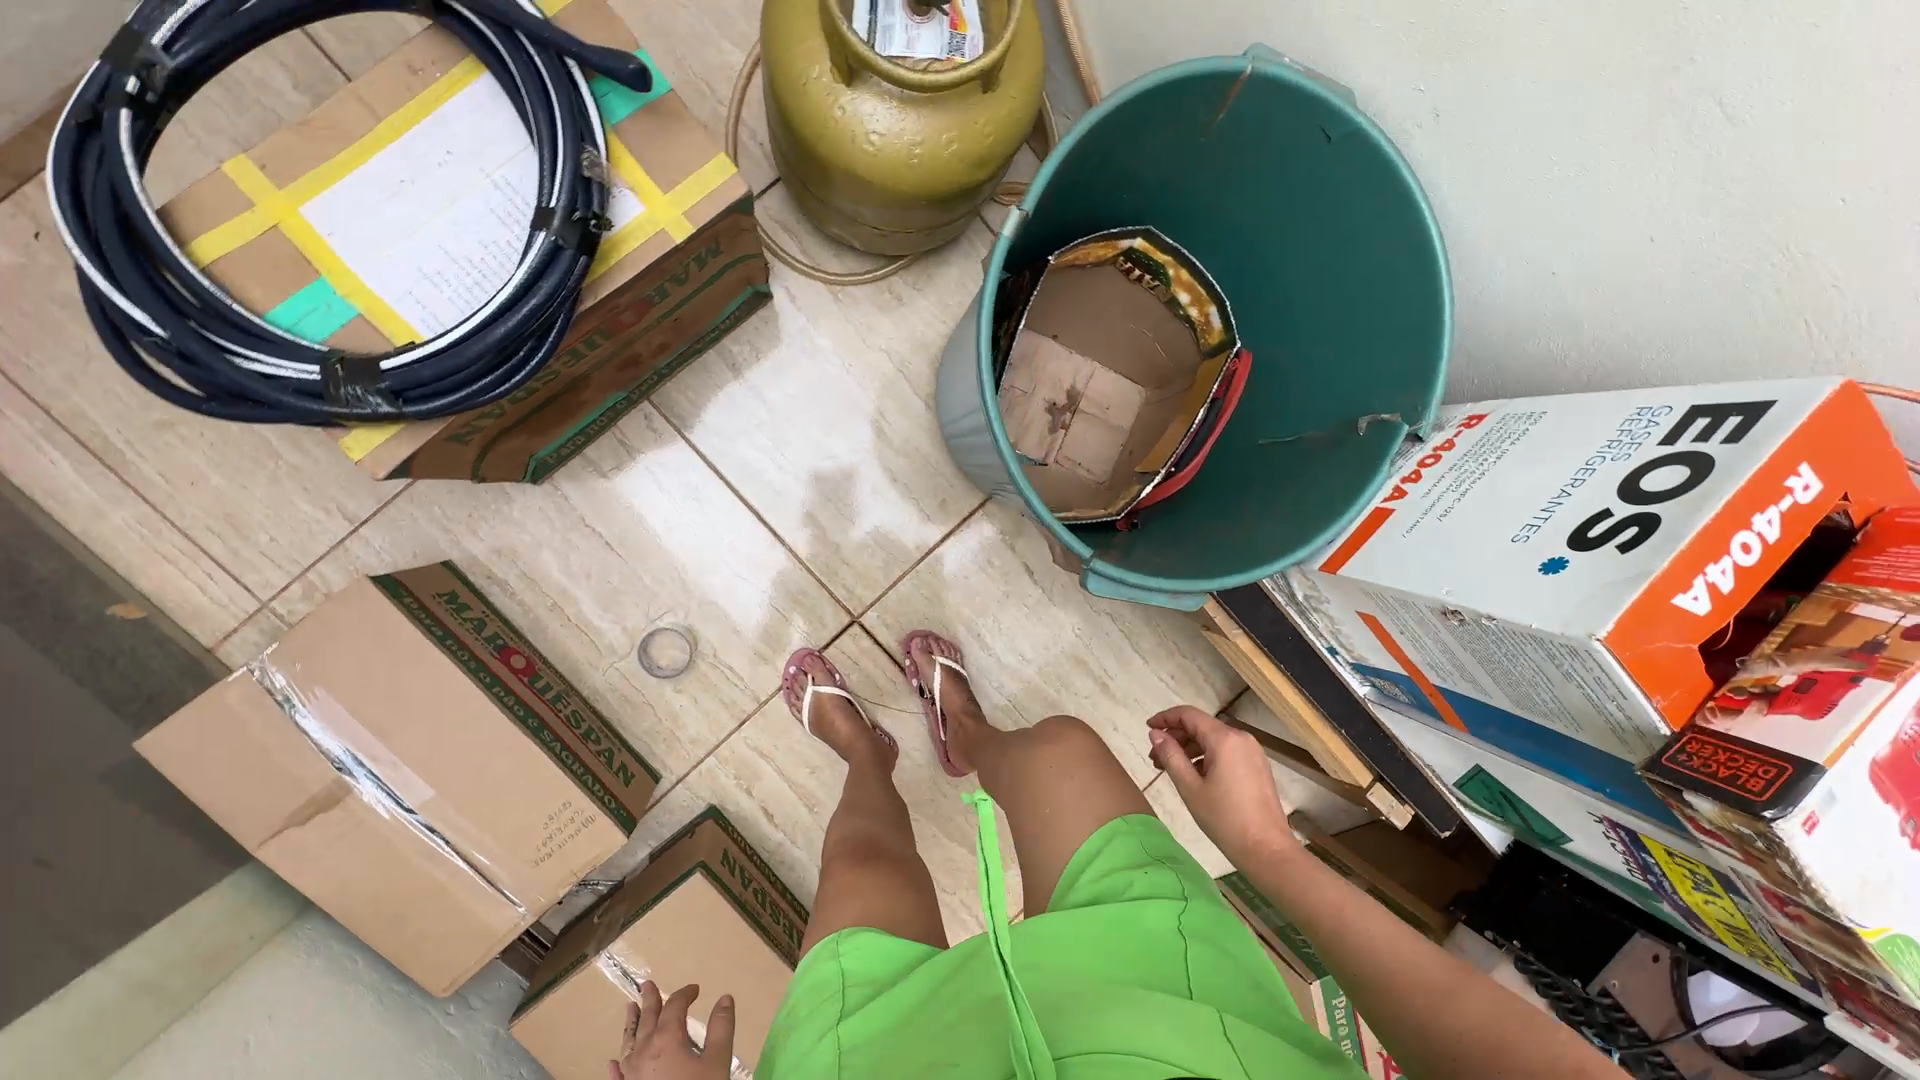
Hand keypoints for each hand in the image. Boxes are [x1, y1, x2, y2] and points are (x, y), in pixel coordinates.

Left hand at [608, 981, 734, 1079]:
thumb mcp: (718, 1062)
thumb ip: (721, 1027)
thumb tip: (725, 998)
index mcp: (667, 1039)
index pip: (675, 1006)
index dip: (685, 994)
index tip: (696, 989)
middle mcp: (644, 1052)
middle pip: (647, 1020)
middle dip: (650, 1001)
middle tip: (647, 984)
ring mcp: (630, 1076)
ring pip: (629, 1043)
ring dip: (630, 1025)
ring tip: (628, 1009)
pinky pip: (617, 1077)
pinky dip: (616, 1066)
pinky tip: (612, 1062)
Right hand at [1148, 705, 1298, 867]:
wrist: (1266, 849)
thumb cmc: (1224, 818)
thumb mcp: (1190, 787)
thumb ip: (1170, 756)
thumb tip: (1156, 734)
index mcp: (1224, 739)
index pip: (1188, 715)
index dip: (1165, 718)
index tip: (1148, 729)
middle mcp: (1241, 738)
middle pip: (1201, 726)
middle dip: (1176, 738)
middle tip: (1155, 758)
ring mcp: (1252, 751)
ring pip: (1213, 740)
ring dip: (1190, 749)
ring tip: (1171, 769)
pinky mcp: (1257, 765)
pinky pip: (1226, 751)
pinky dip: (1206, 757)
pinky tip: (1194, 776)